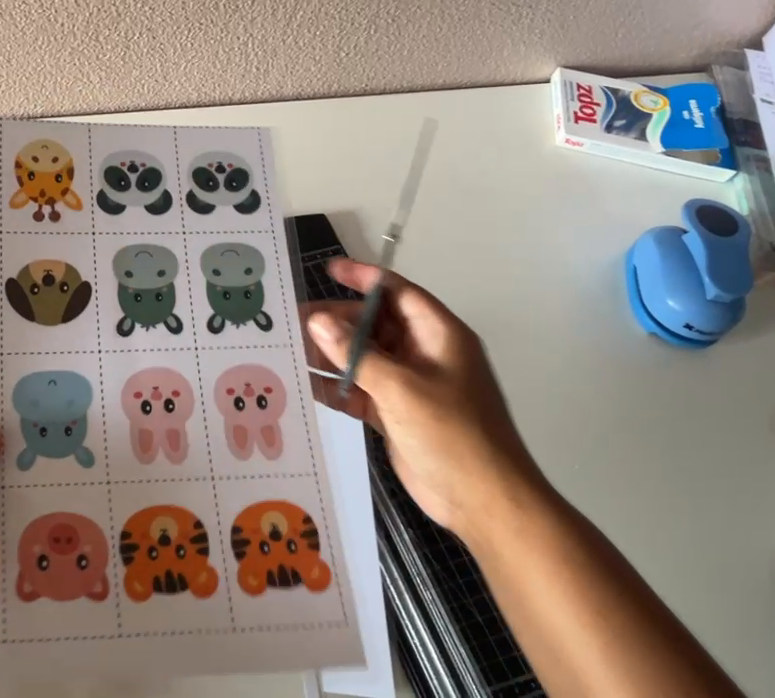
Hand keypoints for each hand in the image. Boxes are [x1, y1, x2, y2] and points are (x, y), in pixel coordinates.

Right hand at [301, 259, 545, 542]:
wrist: (484, 504)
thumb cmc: (452, 435)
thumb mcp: (401, 389)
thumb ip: (356, 355)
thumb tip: (316, 321)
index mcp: (438, 336)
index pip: (397, 293)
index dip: (364, 279)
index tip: (327, 270)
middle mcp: (423, 354)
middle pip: (374, 326)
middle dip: (336, 323)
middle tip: (294, 322)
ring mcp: (410, 385)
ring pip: (363, 358)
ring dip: (331, 356)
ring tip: (290, 351)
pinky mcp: (397, 414)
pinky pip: (360, 390)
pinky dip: (336, 388)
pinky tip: (304, 386)